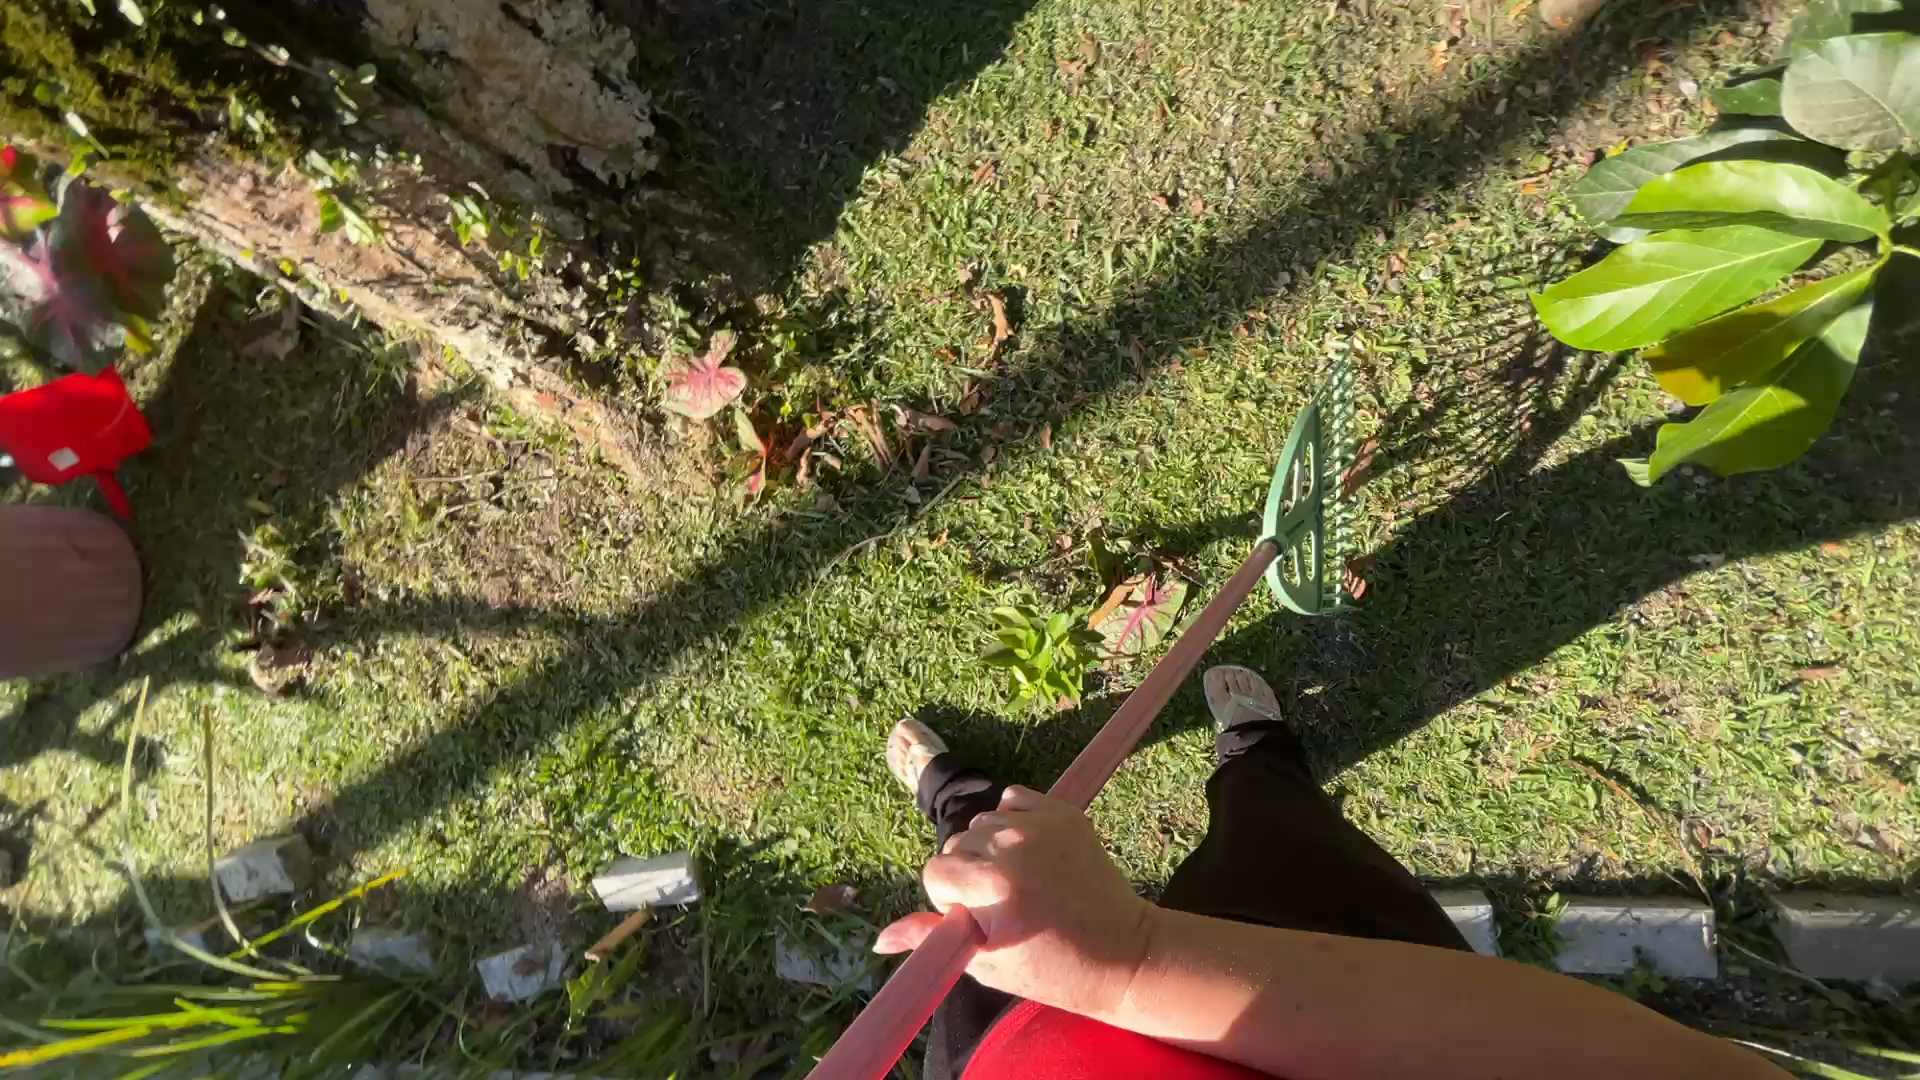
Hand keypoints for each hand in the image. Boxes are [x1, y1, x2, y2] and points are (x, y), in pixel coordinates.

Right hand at [873, 786, 1152, 1017]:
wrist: (1123, 952)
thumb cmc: (1053, 969)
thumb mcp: (987, 963)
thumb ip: (932, 938)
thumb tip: (880, 938)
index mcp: (991, 886)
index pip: (935, 871)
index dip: (952, 899)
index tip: (981, 918)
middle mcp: (1011, 845)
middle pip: (958, 844)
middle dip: (970, 872)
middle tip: (1004, 902)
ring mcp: (1039, 823)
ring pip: (983, 822)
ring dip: (992, 846)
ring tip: (1022, 878)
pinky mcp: (1062, 809)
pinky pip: (1013, 799)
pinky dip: (1015, 820)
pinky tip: (1034, 851)